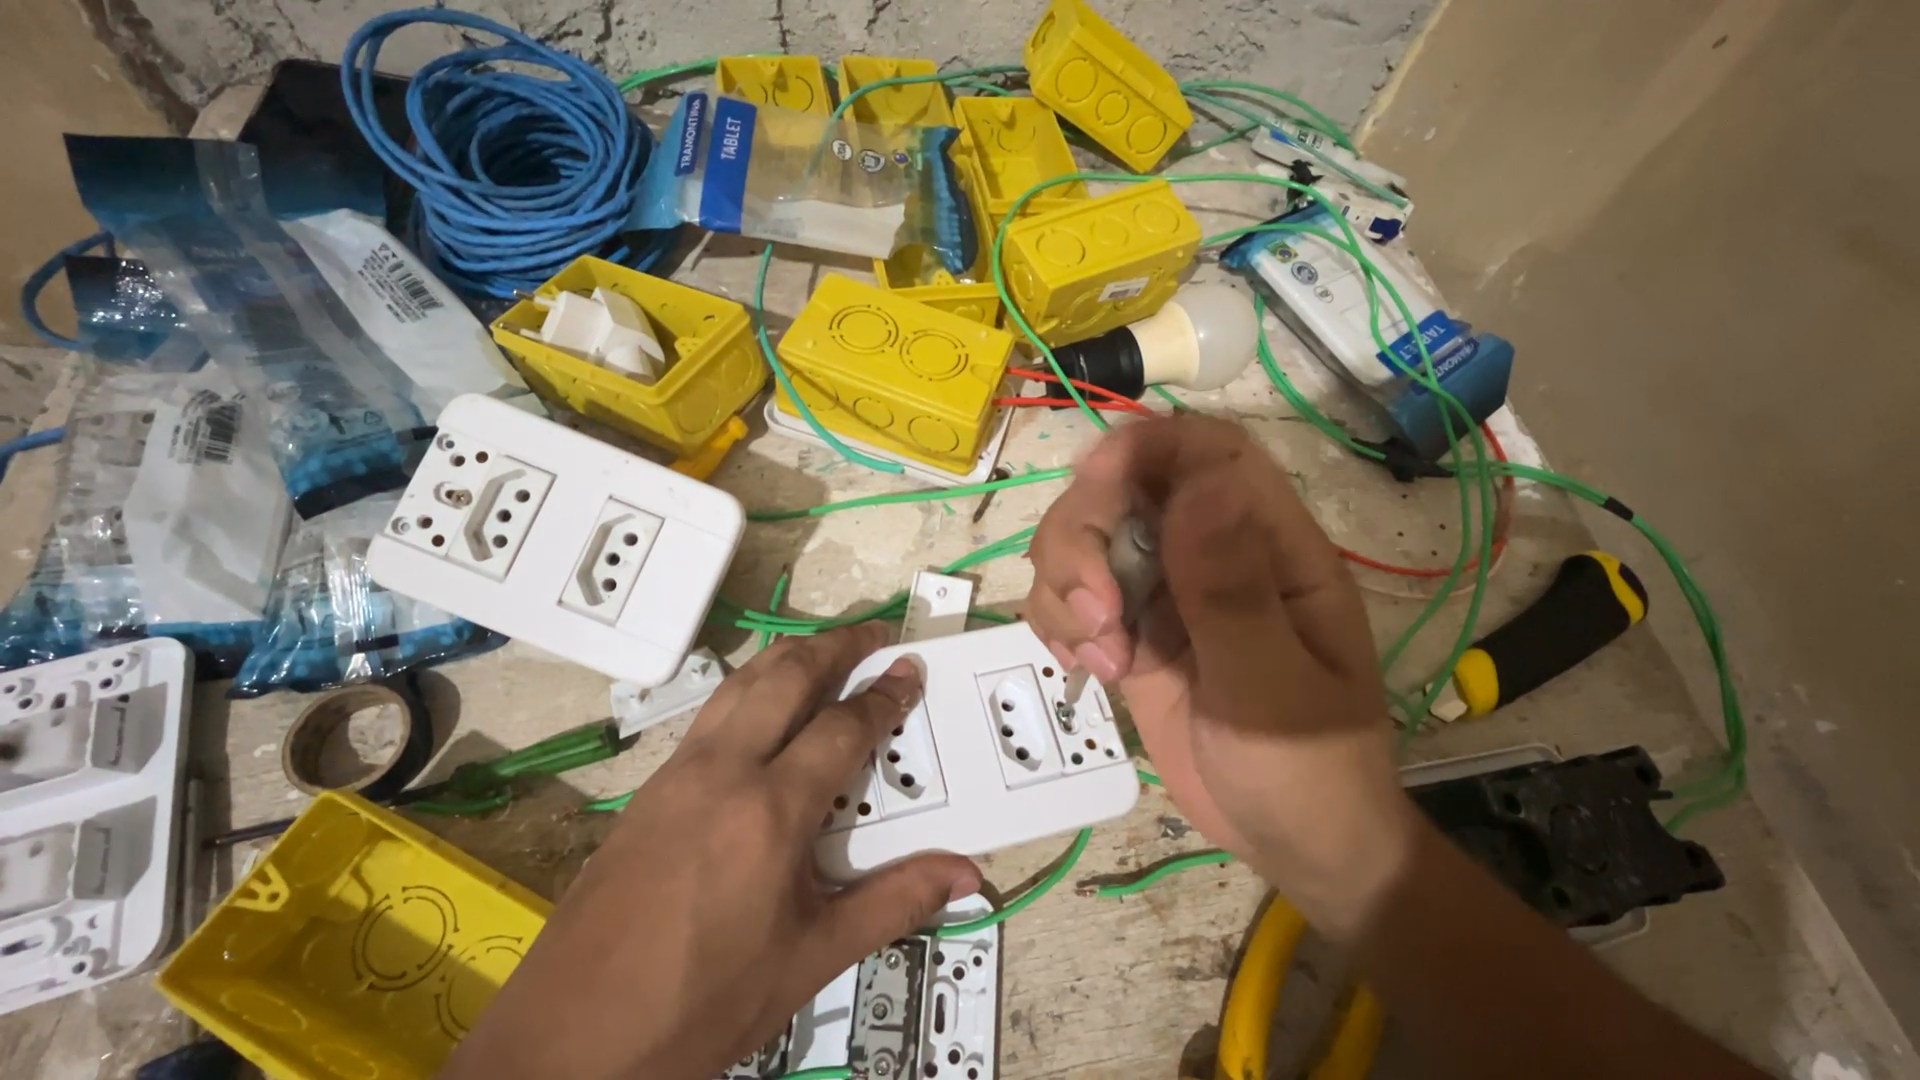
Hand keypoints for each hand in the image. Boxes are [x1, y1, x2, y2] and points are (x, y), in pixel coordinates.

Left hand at [443, 624, 981, 1079]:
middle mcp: (723, 772)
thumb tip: (966, 873)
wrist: (568, 1041)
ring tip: (827, 651)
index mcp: (771, 811)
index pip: (841, 727)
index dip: (883, 695)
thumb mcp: (810, 960)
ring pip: (740, 683)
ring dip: (789, 656)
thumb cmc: (703, 1003)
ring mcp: (677, 774)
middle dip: (836, 645)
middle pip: (785, 676)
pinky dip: (751, 688)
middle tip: (877, 635)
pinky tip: (765, 711)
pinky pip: (710, 714)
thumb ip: (893, 903)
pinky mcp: (647, 790)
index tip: (911, 669)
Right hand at [1025, 416, 1416, 935]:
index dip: (1147, 446)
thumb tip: (1202, 486)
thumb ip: (1233, 592)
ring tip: (1102, 657)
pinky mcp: (1128, 630)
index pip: (1210, 451)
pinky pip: (1068, 596)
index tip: (1093, 483)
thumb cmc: (1309, 770)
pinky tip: (1090, 669)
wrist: (1292, 841)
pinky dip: (1057, 621)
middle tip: (1094, 613)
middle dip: (1082, 535)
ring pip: (1081, 538)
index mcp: (1271, 545)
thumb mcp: (1273, 688)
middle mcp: (1209, 553)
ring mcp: (1163, 591)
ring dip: (1064, 585)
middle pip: (1121, 487)